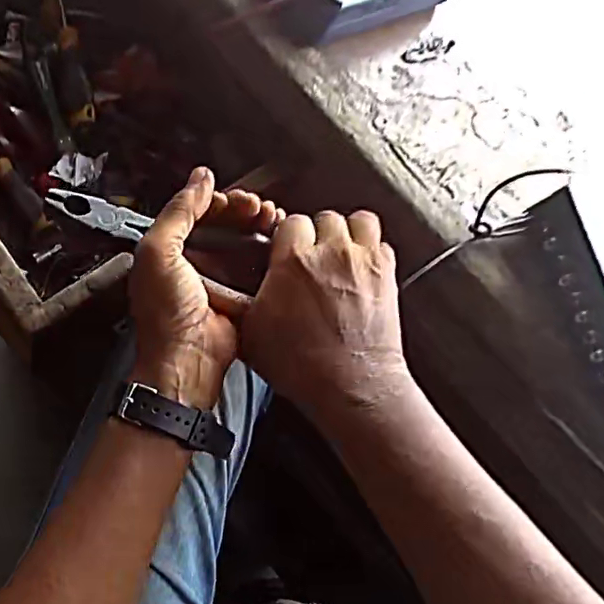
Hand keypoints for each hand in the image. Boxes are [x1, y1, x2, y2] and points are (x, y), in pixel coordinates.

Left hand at [130, 167, 282, 408]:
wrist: (188, 359)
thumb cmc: (165, 317)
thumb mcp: (159, 252)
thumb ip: (177, 212)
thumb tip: (198, 179)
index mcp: (167, 254)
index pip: (195, 214)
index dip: (216, 202)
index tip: (234, 199)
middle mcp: (192, 267)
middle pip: (224, 227)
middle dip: (243, 212)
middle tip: (258, 209)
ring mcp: (217, 284)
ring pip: (243, 246)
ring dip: (260, 230)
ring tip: (272, 221)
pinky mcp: (239, 300)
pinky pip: (256, 272)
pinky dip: (269, 257)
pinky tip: (278, 246)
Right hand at [239, 210, 412, 429]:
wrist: (351, 386)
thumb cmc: (302, 366)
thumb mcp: (251, 334)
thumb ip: (235, 303)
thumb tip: (216, 292)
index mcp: (293, 261)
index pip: (290, 222)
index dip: (286, 237)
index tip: (284, 252)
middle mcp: (330, 253)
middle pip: (324, 218)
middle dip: (317, 235)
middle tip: (310, 258)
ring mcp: (363, 260)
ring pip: (359, 221)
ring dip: (348, 234)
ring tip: (338, 255)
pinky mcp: (387, 274)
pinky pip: (382, 244)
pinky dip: (371, 252)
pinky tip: (360, 271)